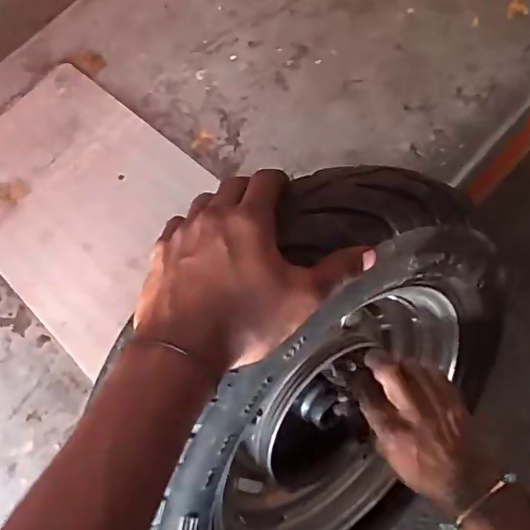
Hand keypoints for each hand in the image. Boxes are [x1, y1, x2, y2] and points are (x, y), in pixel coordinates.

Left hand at [134, 169, 371, 371]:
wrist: (181, 349)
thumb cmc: (247, 321)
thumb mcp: (302, 300)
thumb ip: (337, 272)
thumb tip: (370, 251)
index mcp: (249, 219)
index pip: (265, 180)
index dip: (279, 182)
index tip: (286, 195)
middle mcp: (212, 215)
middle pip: (231, 185)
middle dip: (249, 192)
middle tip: (262, 214)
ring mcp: (181, 231)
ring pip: (202, 203)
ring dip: (218, 208)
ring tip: (229, 232)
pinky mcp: (159, 251)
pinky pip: (177, 226)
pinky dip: (190, 230)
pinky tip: (196, 251)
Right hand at [353, 354, 504, 518]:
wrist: (469, 482)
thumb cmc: (426, 475)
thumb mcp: (393, 460)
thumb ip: (381, 432)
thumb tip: (372, 409)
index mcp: (394, 434)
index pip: (370, 400)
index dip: (360, 383)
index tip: (356, 376)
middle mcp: (413, 415)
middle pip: (392, 375)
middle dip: (378, 361)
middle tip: (372, 356)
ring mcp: (437, 405)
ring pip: (415, 369)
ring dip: (401, 361)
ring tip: (395, 362)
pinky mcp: (454, 401)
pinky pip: (437, 375)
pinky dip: (425, 369)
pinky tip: (419, 370)